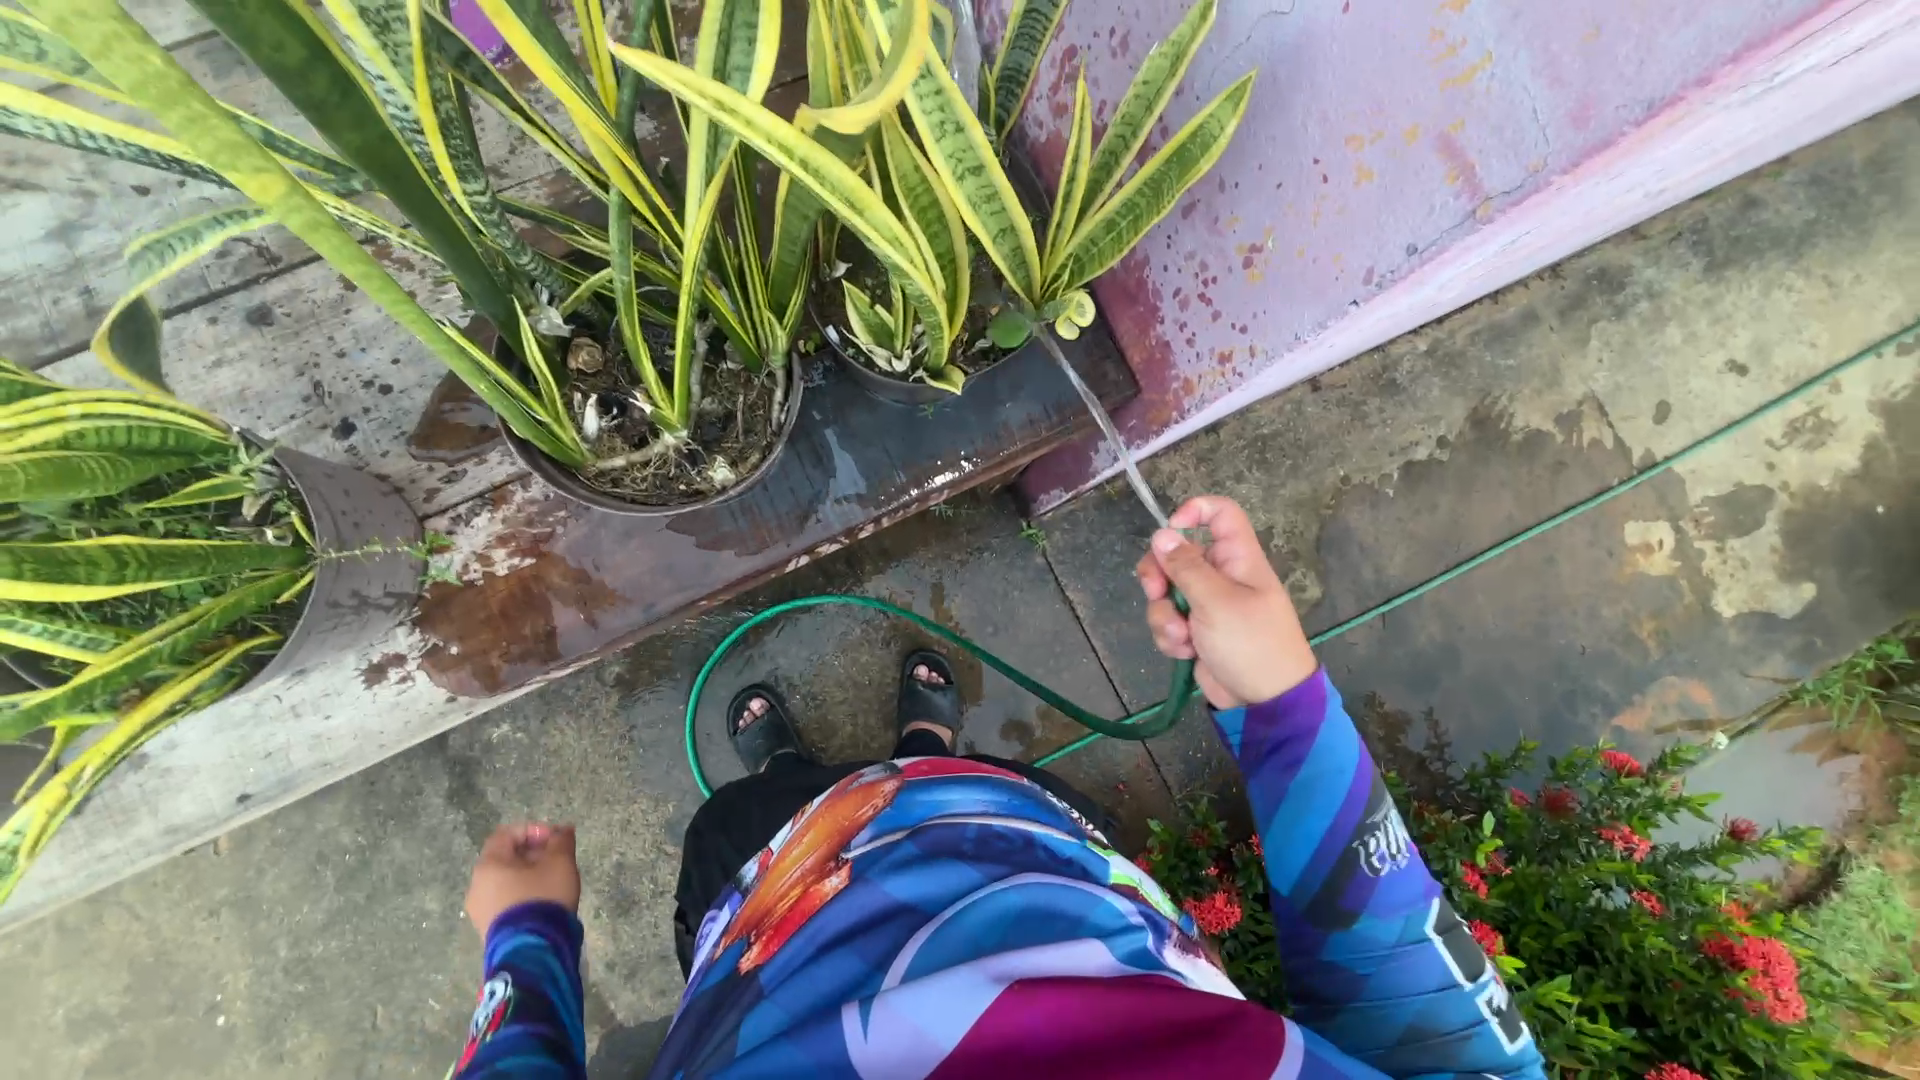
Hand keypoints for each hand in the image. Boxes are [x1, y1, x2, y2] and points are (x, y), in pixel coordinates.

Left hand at [464, 823, 580, 936]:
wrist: (532, 949)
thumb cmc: (543, 897)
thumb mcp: (560, 862)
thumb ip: (561, 841)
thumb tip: (562, 831)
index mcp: (489, 865)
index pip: (507, 834)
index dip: (534, 830)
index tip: (556, 840)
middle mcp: (476, 886)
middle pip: (505, 858)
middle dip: (534, 853)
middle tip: (559, 859)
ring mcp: (479, 911)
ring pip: (505, 881)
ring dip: (530, 874)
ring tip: (554, 881)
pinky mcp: (488, 930)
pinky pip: (505, 901)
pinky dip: (523, 894)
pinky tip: (544, 901)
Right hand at [1135, 496, 1317, 708]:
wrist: (1264, 700)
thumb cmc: (1251, 643)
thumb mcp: (1216, 602)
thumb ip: (1186, 567)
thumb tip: (1161, 535)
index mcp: (1237, 558)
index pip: (1220, 514)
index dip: (1193, 512)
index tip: (1170, 531)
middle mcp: (1220, 576)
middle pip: (1176, 554)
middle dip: (1159, 575)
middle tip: (1157, 592)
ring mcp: (1206, 604)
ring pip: (1166, 592)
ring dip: (1164, 615)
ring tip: (1181, 637)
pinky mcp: (1194, 631)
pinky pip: (1168, 621)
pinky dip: (1170, 636)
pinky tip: (1185, 652)